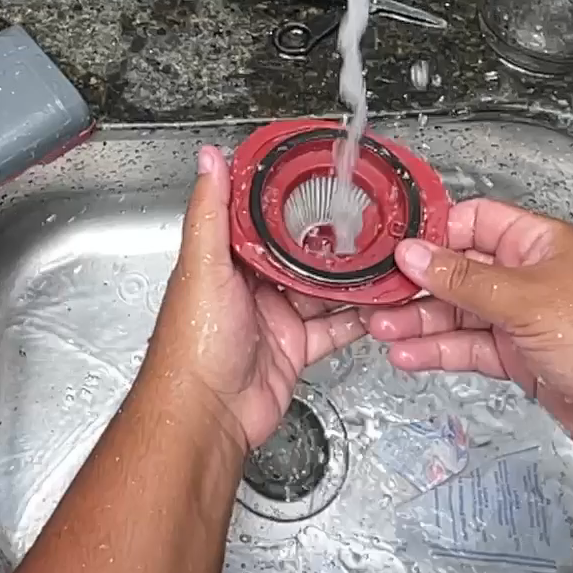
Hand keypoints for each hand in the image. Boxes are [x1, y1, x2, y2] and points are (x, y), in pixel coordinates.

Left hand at [141, 145, 367, 452]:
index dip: (283, 200)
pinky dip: (355, 317)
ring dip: (347, 277)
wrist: (206, 413)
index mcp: (225, 259)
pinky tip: (376, 303)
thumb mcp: (204, 264)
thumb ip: (210, 211)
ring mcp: (273, 317)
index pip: (257, 219)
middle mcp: (249, 285)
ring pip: (319, 290)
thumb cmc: (193, 343)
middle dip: (326, 239)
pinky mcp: (293, 348)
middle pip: (296, 255)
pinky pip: (331, 328)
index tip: (313, 179)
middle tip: (361, 219)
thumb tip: (208, 159)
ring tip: (378, 256)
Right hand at [365, 199, 572, 472]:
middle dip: (417, 284)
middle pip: (459, 270)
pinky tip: (409, 356)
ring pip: (459, 312)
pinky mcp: (523, 358)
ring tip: (381, 331)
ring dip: (420, 321)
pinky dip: (440, 351)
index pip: (473, 221)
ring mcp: (524, 319)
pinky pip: (471, 347)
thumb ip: (462, 279)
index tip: (392, 248)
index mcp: (537, 242)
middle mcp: (528, 275)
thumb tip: (410, 252)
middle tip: (375, 297)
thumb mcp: (527, 300)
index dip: (433, 232)